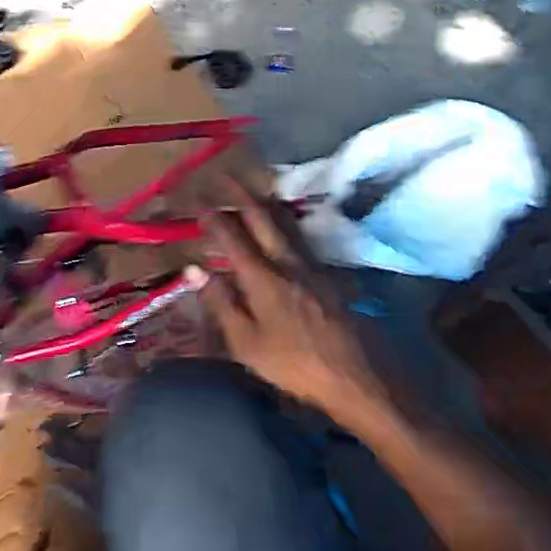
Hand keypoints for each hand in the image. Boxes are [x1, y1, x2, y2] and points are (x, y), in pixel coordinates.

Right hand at [197, 178, 390, 423]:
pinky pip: (298, 237)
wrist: (355, 374)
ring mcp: (311, 266)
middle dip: (240, 194)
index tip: (198, 200)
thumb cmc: (293, 363)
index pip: (232, 237)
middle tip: (224, 176)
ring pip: (284, 223)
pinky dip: (283, 222)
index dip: (213, 217)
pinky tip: (282, 227)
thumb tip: (195, 269)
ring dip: (264, 203)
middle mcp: (287, 261)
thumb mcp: (246, 341)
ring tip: (252, 191)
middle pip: (262, 218)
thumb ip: (220, 302)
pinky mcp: (327, 275)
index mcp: (263, 277)